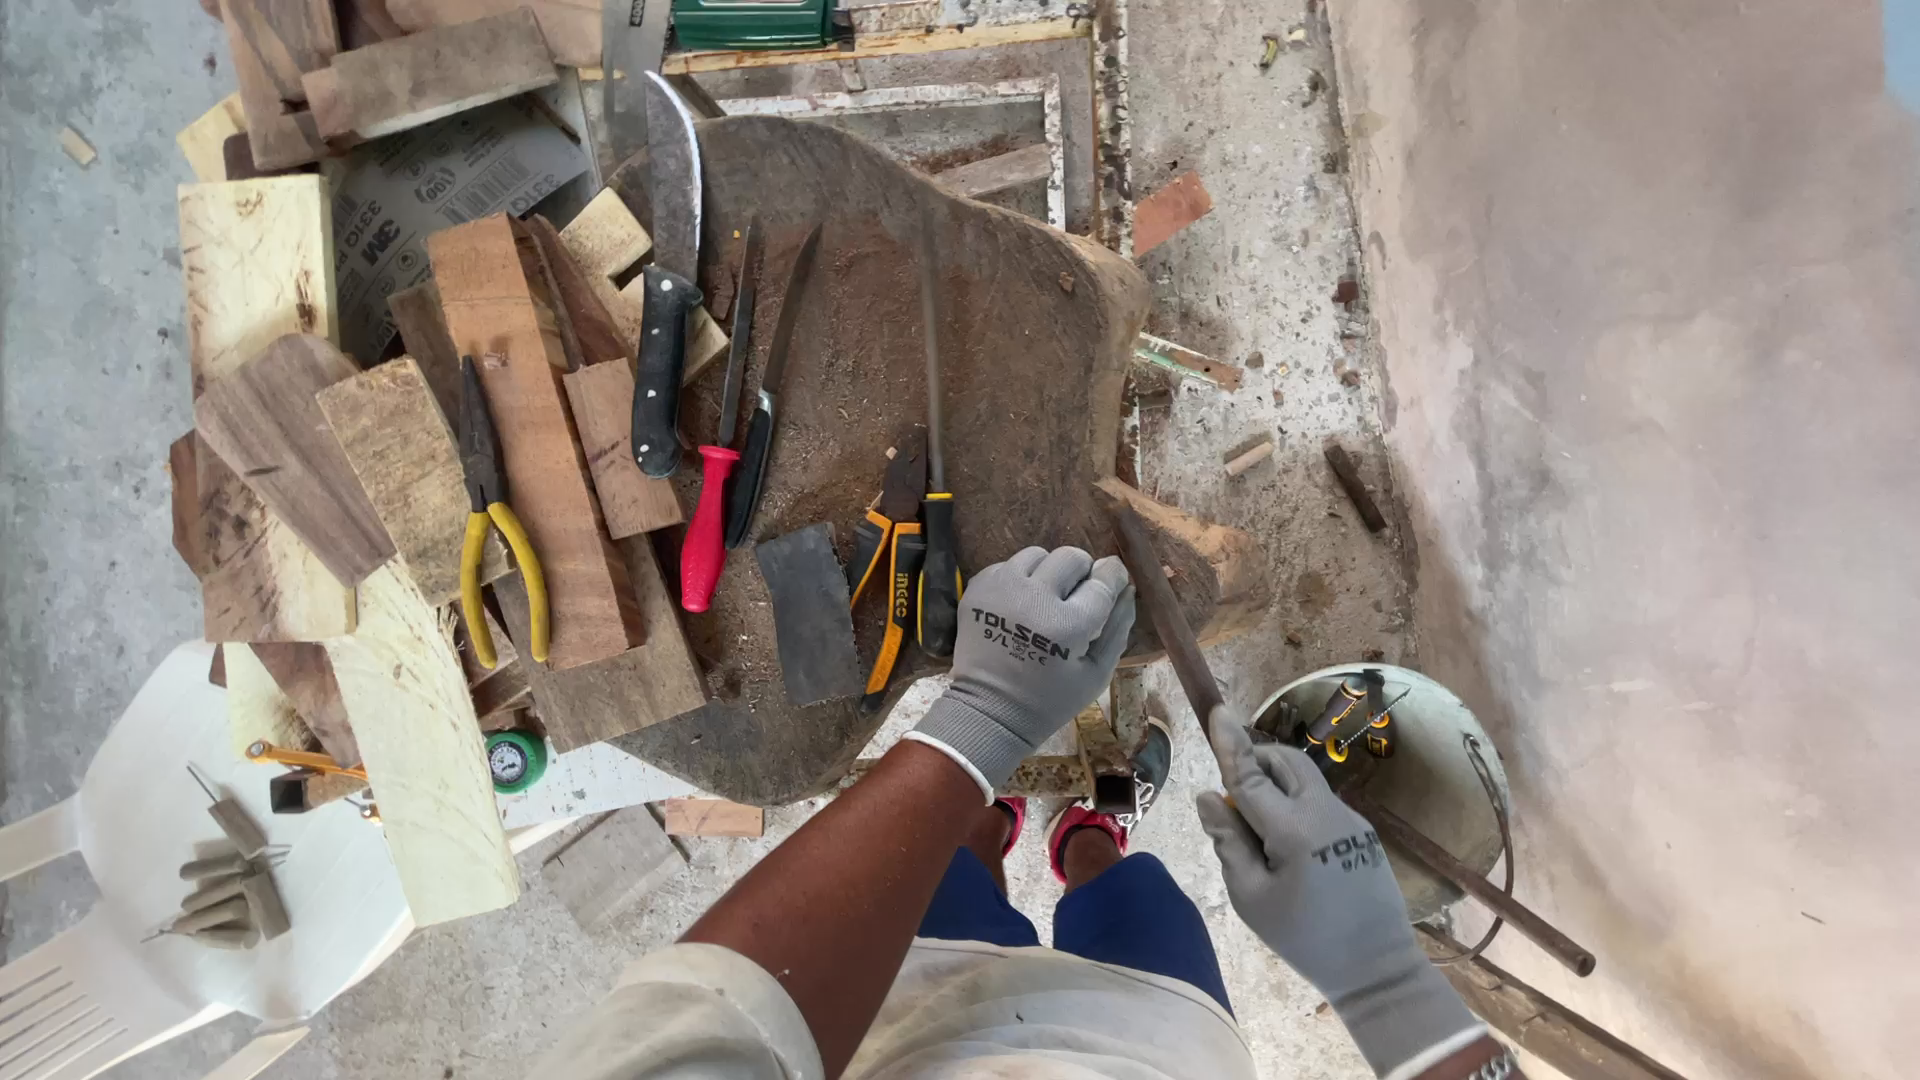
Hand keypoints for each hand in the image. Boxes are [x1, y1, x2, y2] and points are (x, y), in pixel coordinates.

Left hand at [909, 546, 1133, 797]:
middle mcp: (1034, 597)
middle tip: (1076, 598)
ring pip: (1037, 555)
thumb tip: (1127, 588)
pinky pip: (1008, 565)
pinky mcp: (978, 588)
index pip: (1103, 579)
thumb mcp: (1097, 673)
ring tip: (1045, 600)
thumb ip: (1118, 628)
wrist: (990, 711)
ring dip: (1049, 572)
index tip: (1114, 582)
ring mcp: (1001, 588)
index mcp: (1069, 624)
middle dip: (1081, 573)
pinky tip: (1019, 606)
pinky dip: (1019, 580)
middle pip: (1071, 557)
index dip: (1113, 577)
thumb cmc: (1050, 700)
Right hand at [1197, 712, 1479, 1076]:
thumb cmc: (1304, 939)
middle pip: (1283, 760)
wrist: (1378, 971)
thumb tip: (1209, 796)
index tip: (1217, 710)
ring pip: (1302, 775)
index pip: (1250, 776)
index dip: (1230, 743)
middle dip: (1254, 760)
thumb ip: (1227, 841)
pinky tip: (1289, 845)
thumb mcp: (1250, 897)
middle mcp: (1325, 813)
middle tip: (1235, 797)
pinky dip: (1293, 800)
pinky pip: (1317, 797)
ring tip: (1260, 824)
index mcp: (1294, 831)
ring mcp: (1349, 819)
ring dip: (1274, 779)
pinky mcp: (1361, 829)